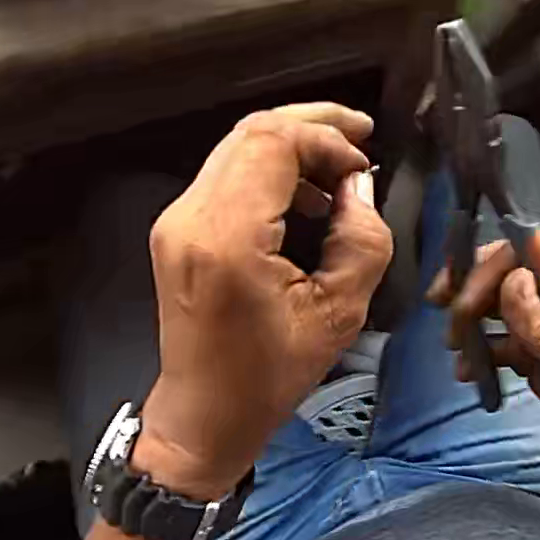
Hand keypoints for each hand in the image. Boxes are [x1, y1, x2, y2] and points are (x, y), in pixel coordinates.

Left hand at [135, 103, 391, 498]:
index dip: (326, 139)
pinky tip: (307, 197)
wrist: (205, 413)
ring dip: (293, 146)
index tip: (363, 168)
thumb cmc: (272, 374)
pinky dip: (272, 171)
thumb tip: (358, 188)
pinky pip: (228, 175)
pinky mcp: (179, 229)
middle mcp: (190, 217)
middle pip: (251, 133)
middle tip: (361, 135)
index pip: (272, 143)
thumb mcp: (340, 313)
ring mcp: (176, 220)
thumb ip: (362, 241)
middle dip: (312, 125)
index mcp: (228, 239)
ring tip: (340, 168)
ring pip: (238, 148)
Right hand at [428, 241, 539, 469]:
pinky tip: (468, 373)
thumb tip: (511, 281)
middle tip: (447, 320)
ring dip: (470, 324)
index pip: (530, 254)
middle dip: (472, 293)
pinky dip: (480, 355)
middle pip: (506, 278)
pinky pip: (500, 346)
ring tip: (453, 348)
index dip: (490, 263)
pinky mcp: (536, 358)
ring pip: (497, 310)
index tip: (457, 289)